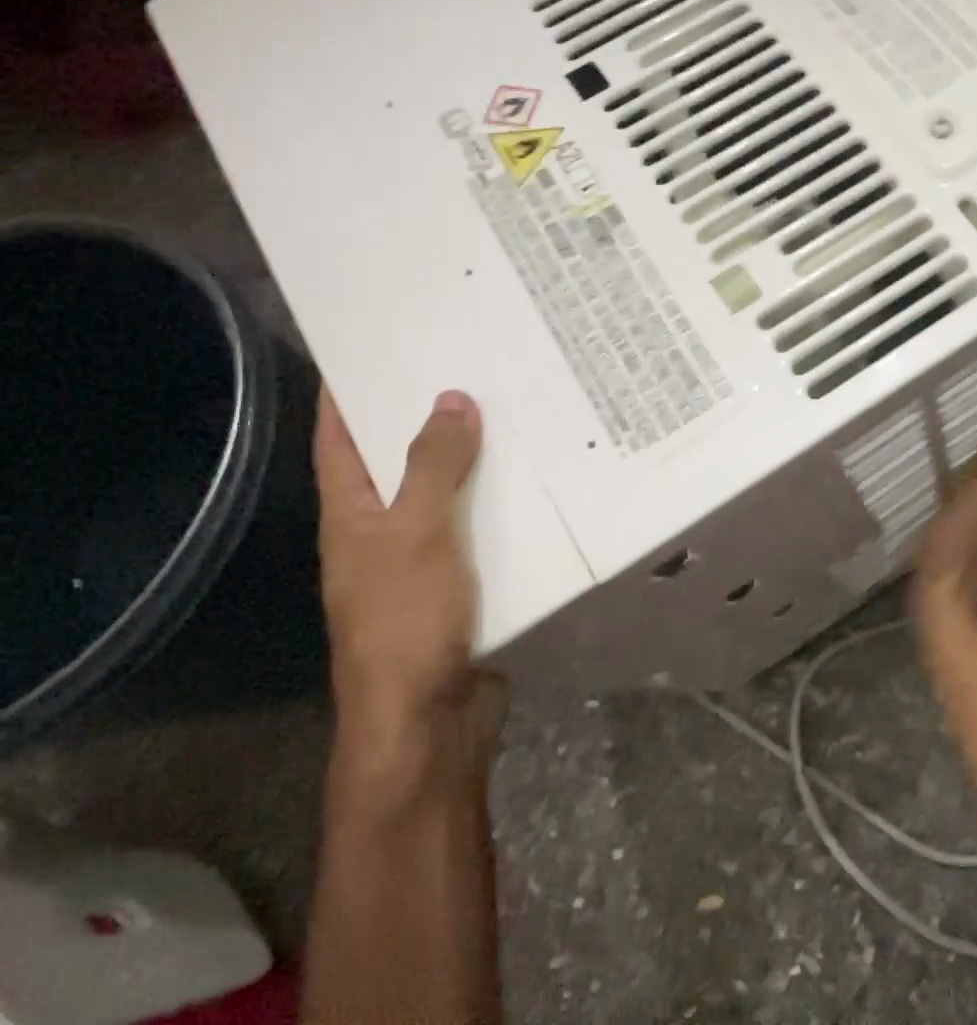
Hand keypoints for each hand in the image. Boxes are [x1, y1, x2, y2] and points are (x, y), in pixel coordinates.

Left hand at [314, 387, 504, 778]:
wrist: (430, 713)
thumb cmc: (405, 619)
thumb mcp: (415, 533)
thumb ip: (432, 467)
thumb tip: (451, 399)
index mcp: (352, 516)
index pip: (339, 442)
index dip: (348, 397)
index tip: (376, 352)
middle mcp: (384, 536)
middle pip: (402, 469)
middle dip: (431, 427)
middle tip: (478, 377)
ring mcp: (426, 567)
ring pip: (453, 506)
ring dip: (481, 474)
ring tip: (524, 428)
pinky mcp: (467, 593)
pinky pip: (488, 542)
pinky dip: (509, 518)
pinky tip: (546, 500)